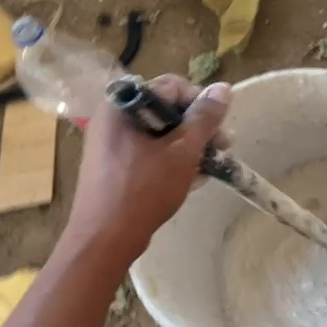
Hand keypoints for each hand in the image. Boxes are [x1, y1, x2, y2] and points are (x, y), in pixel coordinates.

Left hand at [62, 77, 230, 265]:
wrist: (103, 240)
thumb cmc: (143, 190)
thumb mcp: (182, 151)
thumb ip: (204, 117)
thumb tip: (223, 88)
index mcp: (123, 106)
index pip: (172, 86)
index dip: (201, 102)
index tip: (219, 126)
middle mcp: (113, 118)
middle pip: (167, 108)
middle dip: (199, 127)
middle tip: (222, 146)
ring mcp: (111, 143)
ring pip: (161, 132)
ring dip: (190, 145)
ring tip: (209, 166)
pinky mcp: (114, 165)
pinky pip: (150, 151)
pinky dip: (172, 159)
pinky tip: (192, 178)